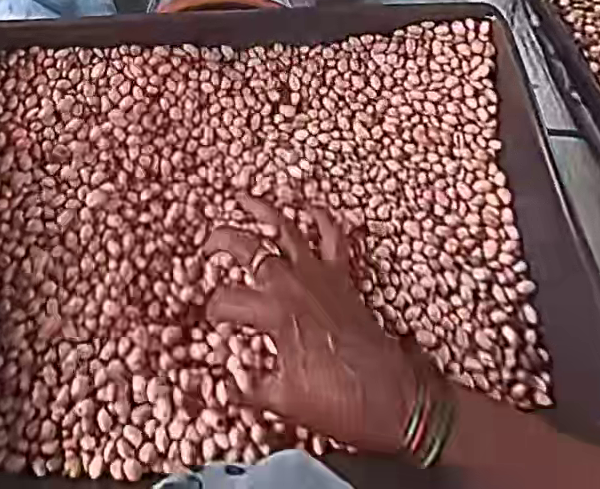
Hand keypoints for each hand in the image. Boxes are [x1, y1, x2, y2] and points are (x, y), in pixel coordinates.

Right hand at [203, 197, 421, 454]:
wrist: (393, 400)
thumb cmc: (340, 401)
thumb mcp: (285, 400)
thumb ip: (252, 387)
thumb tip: (230, 385)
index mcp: (272, 312)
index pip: (228, 301)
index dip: (214, 309)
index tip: (212, 318)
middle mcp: (291, 283)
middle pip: (246, 247)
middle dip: (220, 241)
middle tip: (206, 245)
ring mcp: (317, 274)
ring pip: (284, 227)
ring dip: (261, 209)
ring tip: (244, 197)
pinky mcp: (341, 275)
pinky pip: (330, 236)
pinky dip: (319, 218)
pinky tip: (307, 206)